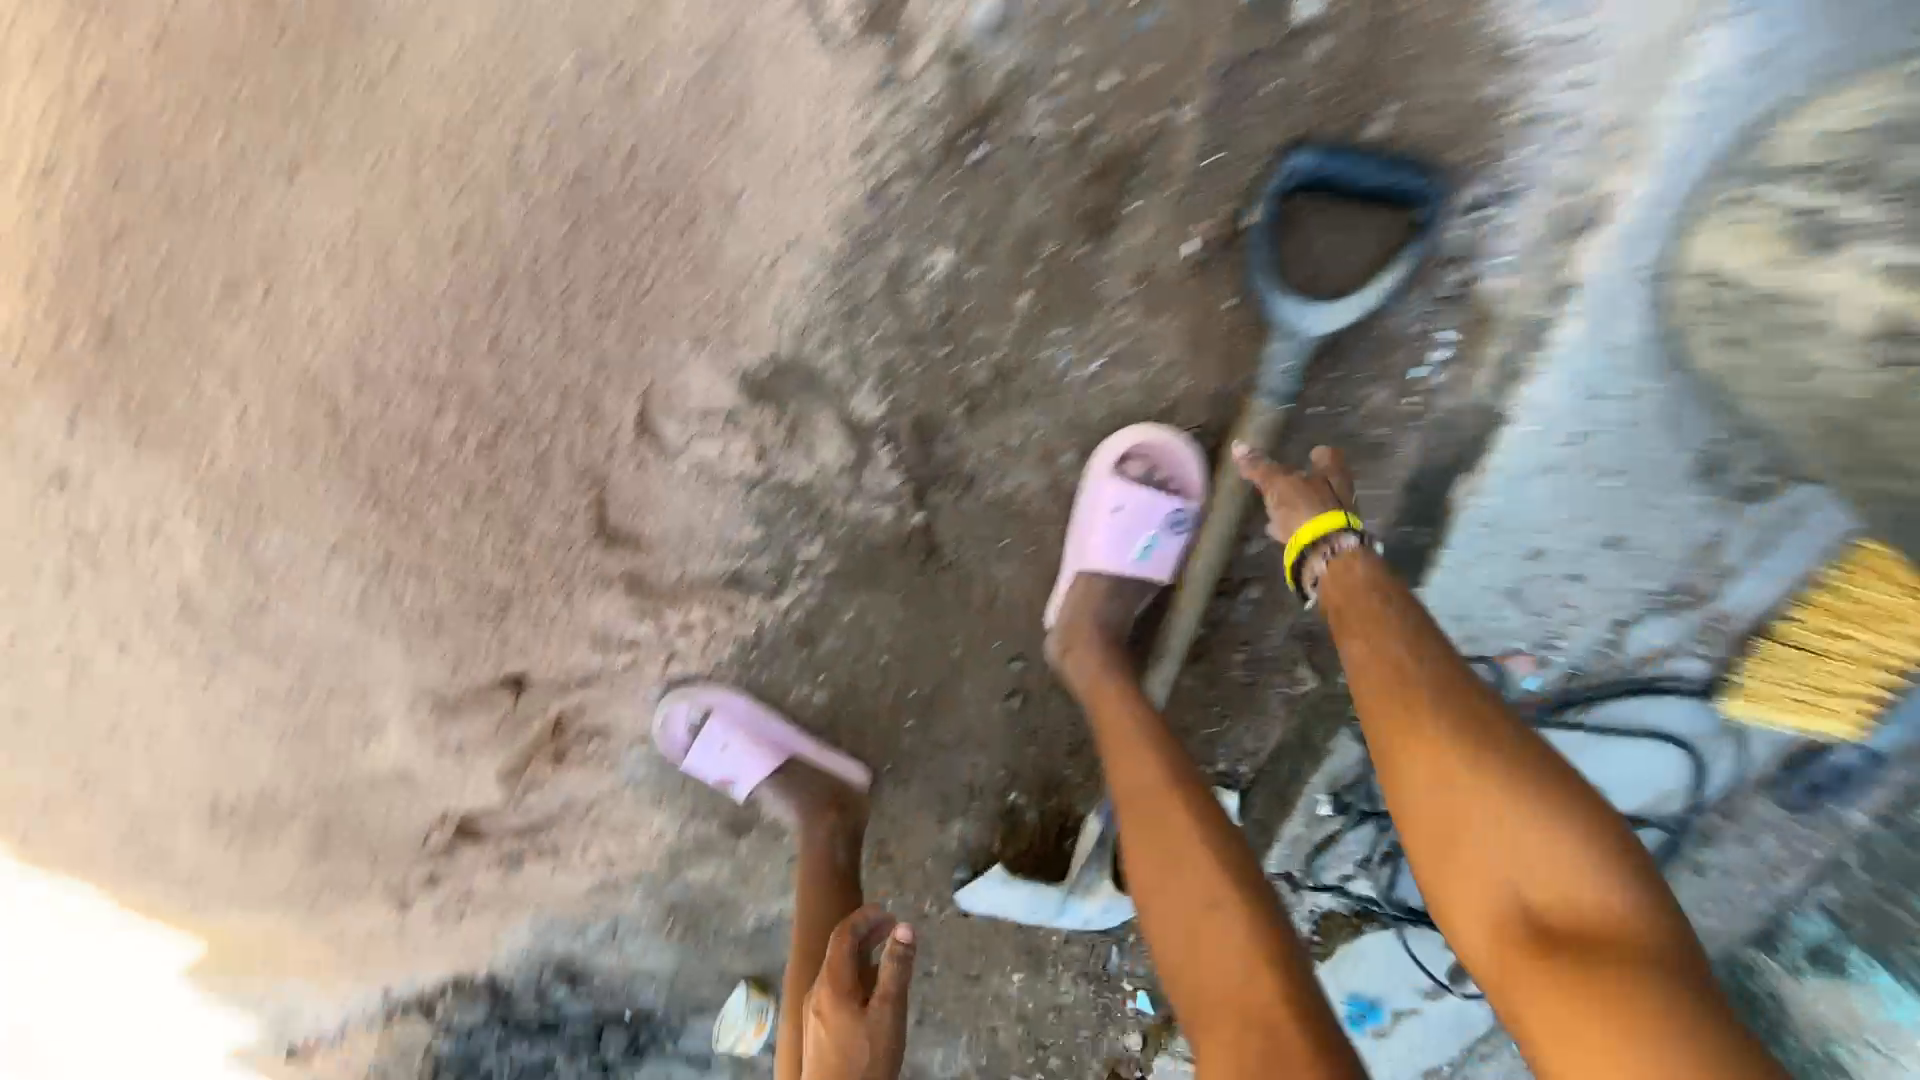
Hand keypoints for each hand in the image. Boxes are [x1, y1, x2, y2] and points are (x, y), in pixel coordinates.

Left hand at [800, 905, 915, 1079]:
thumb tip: (904, 926)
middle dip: (865, 934)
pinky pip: (836, 992)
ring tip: (888, 957)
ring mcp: (814, 1014)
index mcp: (831, 982)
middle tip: (892, 927)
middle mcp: (817, 992)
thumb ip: (895, 968)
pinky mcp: (818, 1032)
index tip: (887, 910)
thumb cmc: (864, 1060)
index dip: (864, 917)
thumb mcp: (888, 1013)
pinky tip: (873, 994)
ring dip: (861, 957)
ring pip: (837, 973)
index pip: (843, 934)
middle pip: (838, 952)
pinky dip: (855, 979)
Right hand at [1231, 443, 1357, 542]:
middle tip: (1287, 481)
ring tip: (1279, 507)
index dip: (1318, 453)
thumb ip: (1259, 467)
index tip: (1309, 453)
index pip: (1329, 455)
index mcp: (1332, 473)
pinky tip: (1280, 529)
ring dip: (1300, 505)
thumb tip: (1237, 445)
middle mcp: (1340, 492)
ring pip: (1315, 505)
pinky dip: (1296, 526)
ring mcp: (1336, 517)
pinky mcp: (1327, 538)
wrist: (1323, 549)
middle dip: (1306, 482)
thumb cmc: (1303, 507)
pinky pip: (1309, 527)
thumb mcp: (1276, 484)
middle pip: (1324, 481)